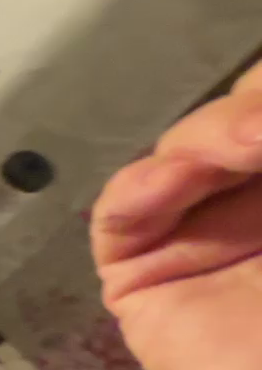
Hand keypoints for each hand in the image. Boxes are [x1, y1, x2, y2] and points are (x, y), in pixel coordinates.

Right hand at [94, 62, 261, 369]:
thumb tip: (258, 122)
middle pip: (242, 110)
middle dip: (257, 102)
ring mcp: (201, 227)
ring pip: (184, 148)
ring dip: (212, 134)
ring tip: (246, 144)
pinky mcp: (140, 267)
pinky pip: (121, 213)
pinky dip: (139, 189)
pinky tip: (170, 182)